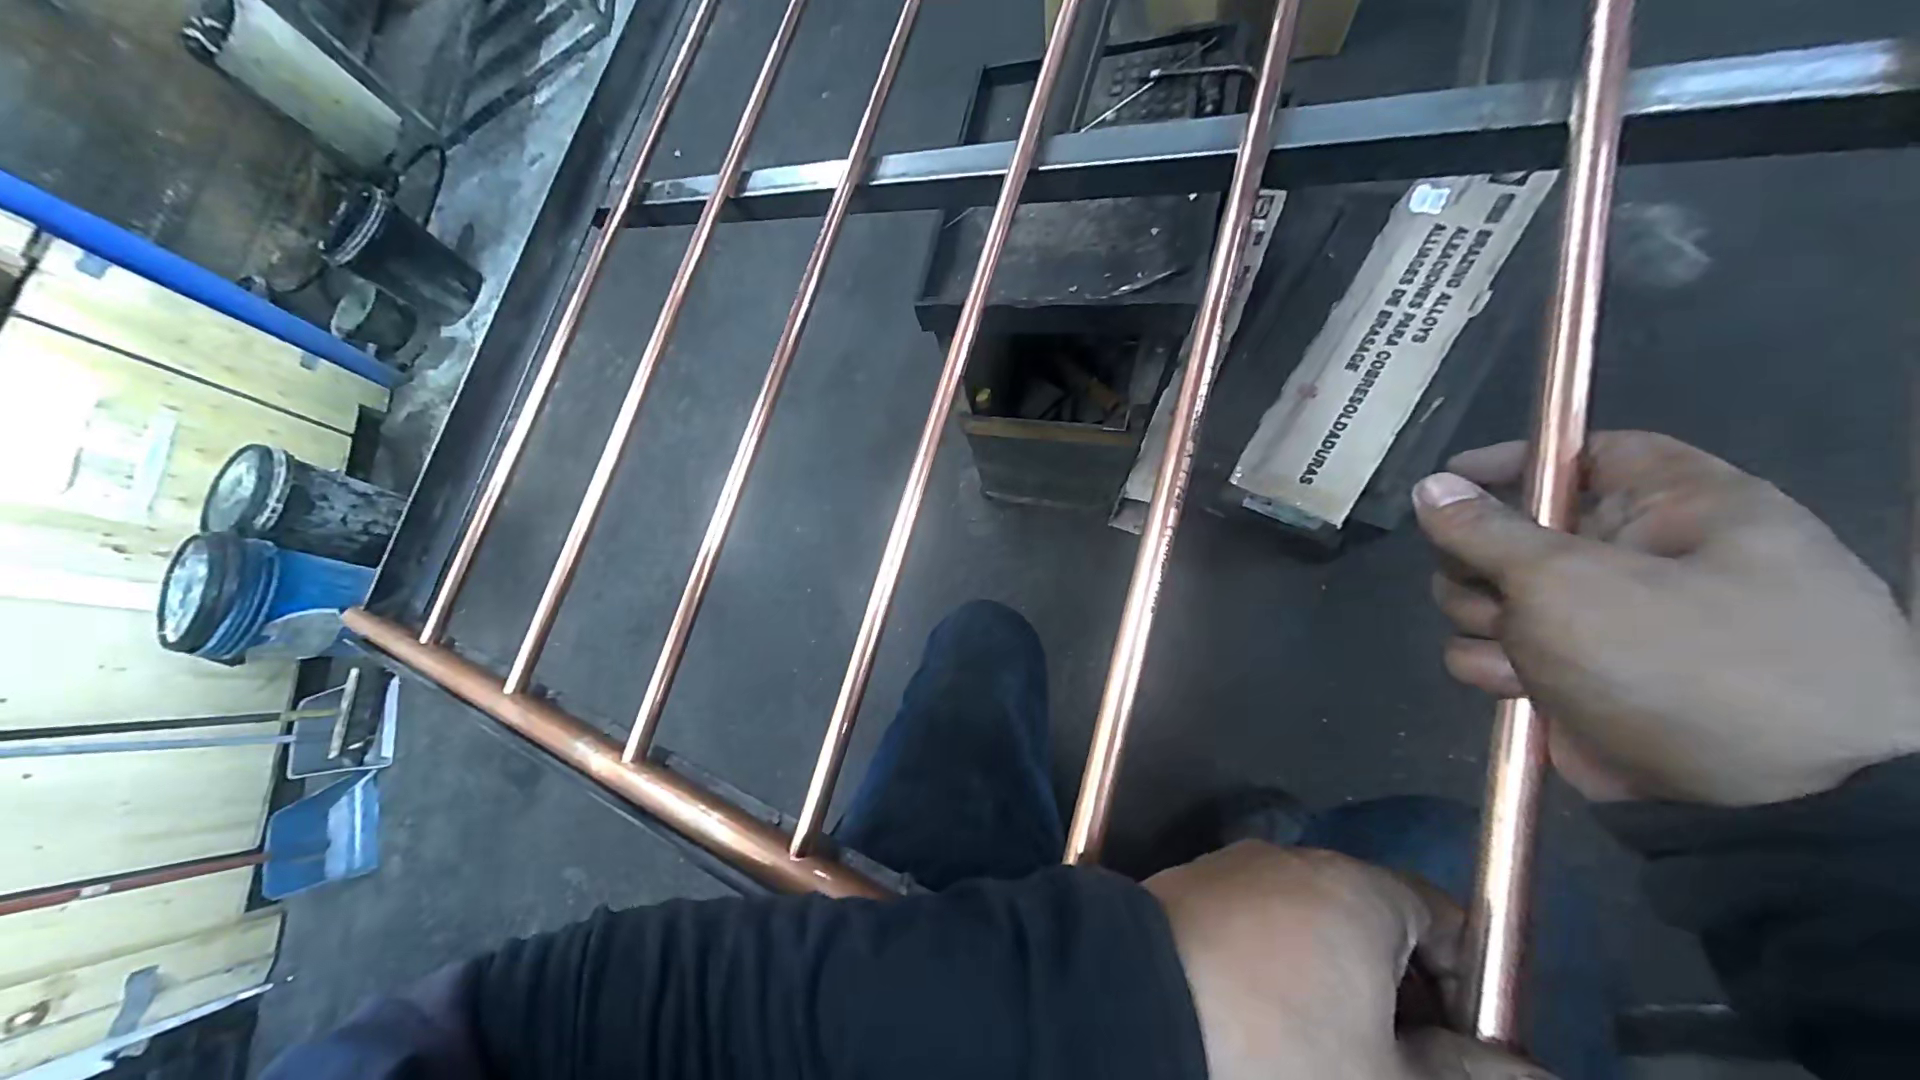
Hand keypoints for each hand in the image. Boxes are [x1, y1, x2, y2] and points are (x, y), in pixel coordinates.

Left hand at [1145, 842, 1551, 1079]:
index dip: (1477, 986)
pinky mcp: (1181, 896)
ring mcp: (1226, 874)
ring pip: (1307, 931)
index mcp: (1352, 888)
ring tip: (1326, 1053)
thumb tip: (1529, 1075)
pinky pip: (1251, 933)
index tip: (1478, 1055)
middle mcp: (1286, 862)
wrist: (1127, 1009)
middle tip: (1400, 1066)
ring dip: (1334, 988)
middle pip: (1374, 923)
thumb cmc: (1276, 1049)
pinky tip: (1258, 1028)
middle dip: (1403, 997)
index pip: (1445, 917)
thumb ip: (1469, 1079)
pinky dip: (1272, 974)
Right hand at [1412, 431, 1919, 804]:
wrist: (1760, 803)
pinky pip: (1500, 648)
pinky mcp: (1574, 672)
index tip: (1451, 479)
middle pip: (1517, 529)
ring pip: (1493, 593)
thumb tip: (1431, 486)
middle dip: (1478, 558)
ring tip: (1510, 646)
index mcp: (1675, 513)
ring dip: (1478, 616)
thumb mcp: (1566, 580)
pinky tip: (1513, 682)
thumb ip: (1485, 530)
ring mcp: (1603, 621)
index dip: (1520, 459)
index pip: (1590, 455)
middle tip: (1481, 582)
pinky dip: (1494, 664)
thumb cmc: (1677, 659)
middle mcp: (1639, 560)